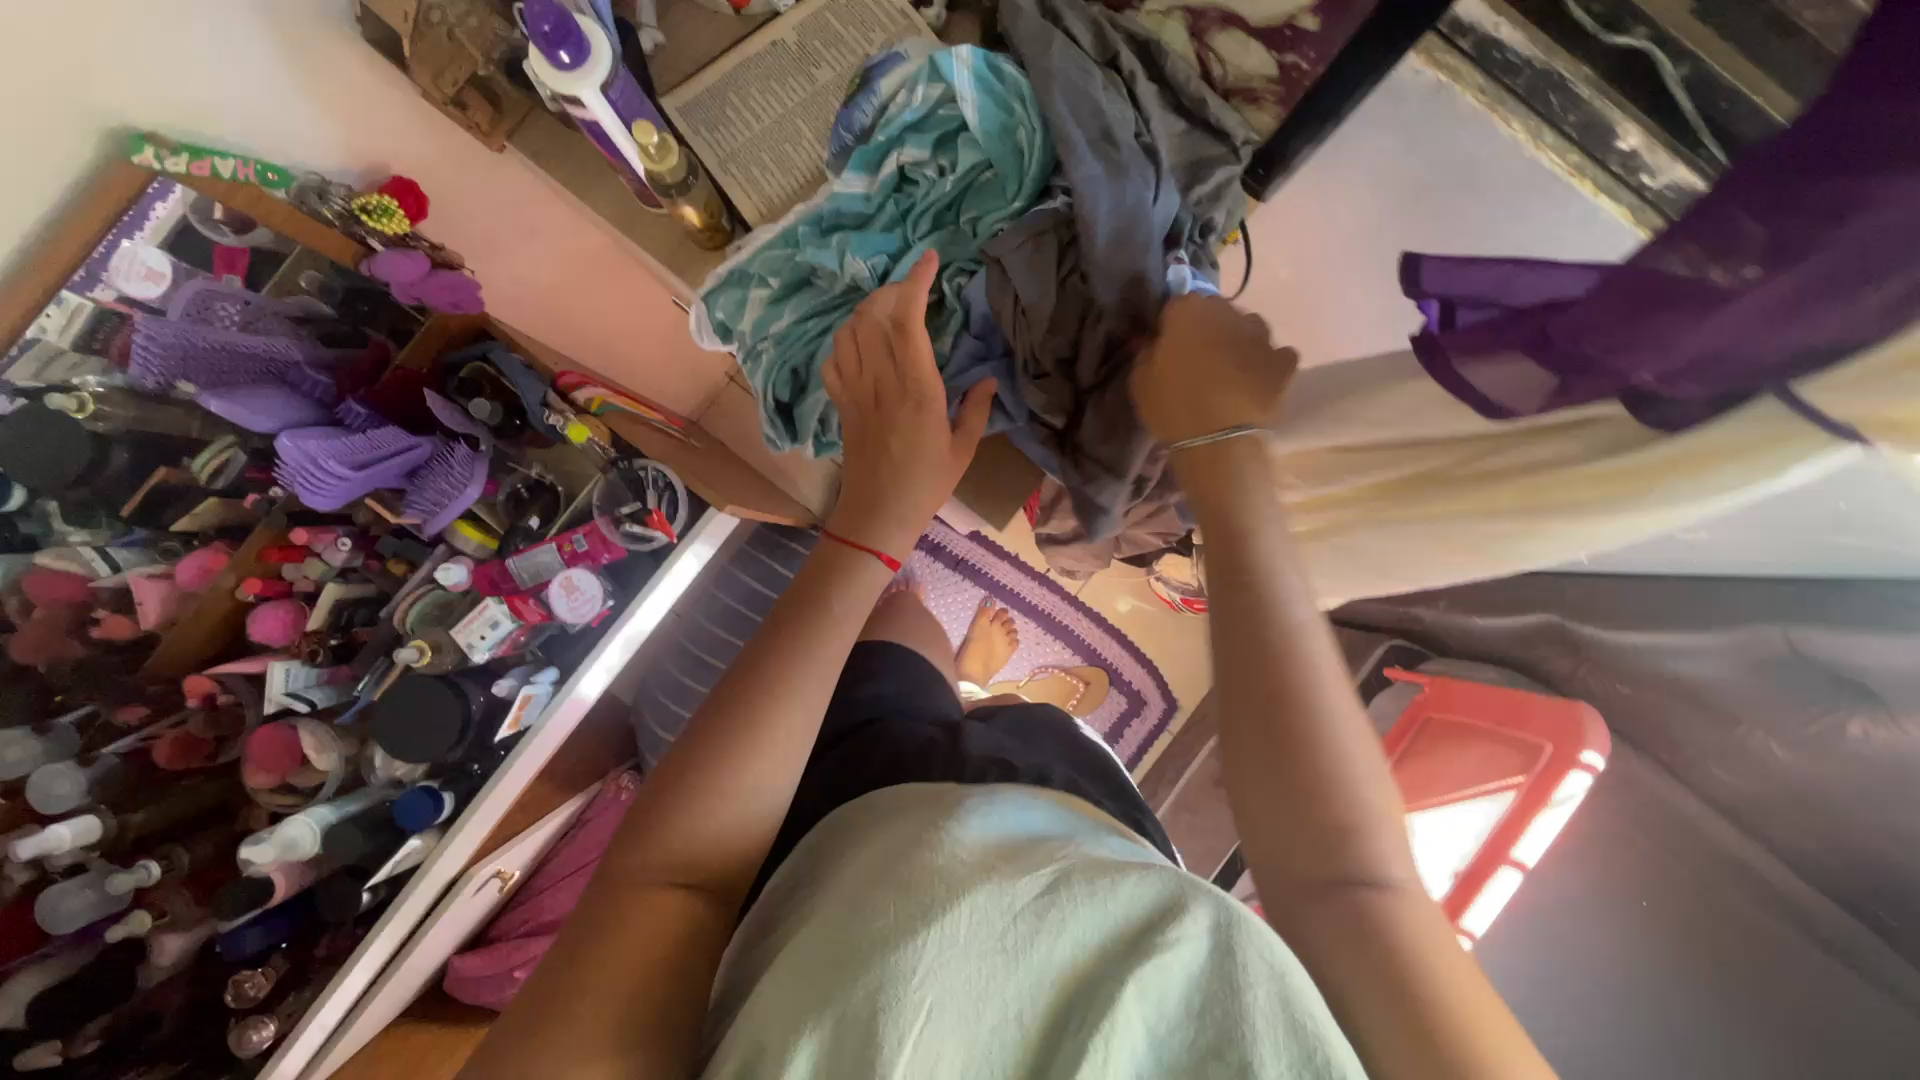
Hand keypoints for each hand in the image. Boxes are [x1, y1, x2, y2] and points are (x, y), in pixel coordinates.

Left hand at [824, 252, 994, 558]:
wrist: (878, 513)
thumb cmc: (926, 484)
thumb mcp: (964, 448)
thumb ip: (977, 408)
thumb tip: (990, 376)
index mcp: (918, 388)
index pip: (908, 319)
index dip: (916, 282)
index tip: (929, 260)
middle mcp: (881, 380)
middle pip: (873, 314)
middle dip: (892, 290)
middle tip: (913, 288)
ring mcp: (855, 389)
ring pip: (849, 330)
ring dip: (867, 310)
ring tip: (888, 309)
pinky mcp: (841, 402)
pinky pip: (834, 357)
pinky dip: (845, 339)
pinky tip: (861, 342)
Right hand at [1131, 294, 1298, 445]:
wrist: (1218, 441)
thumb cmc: (1172, 407)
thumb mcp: (1139, 381)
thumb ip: (1146, 352)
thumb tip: (1154, 341)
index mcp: (1189, 311)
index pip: (1177, 305)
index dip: (1172, 326)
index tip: (1167, 347)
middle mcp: (1228, 312)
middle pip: (1216, 312)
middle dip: (1207, 329)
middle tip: (1198, 360)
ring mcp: (1261, 335)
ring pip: (1249, 328)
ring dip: (1239, 341)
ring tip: (1230, 370)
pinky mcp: (1283, 361)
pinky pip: (1276, 354)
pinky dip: (1268, 363)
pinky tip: (1257, 381)